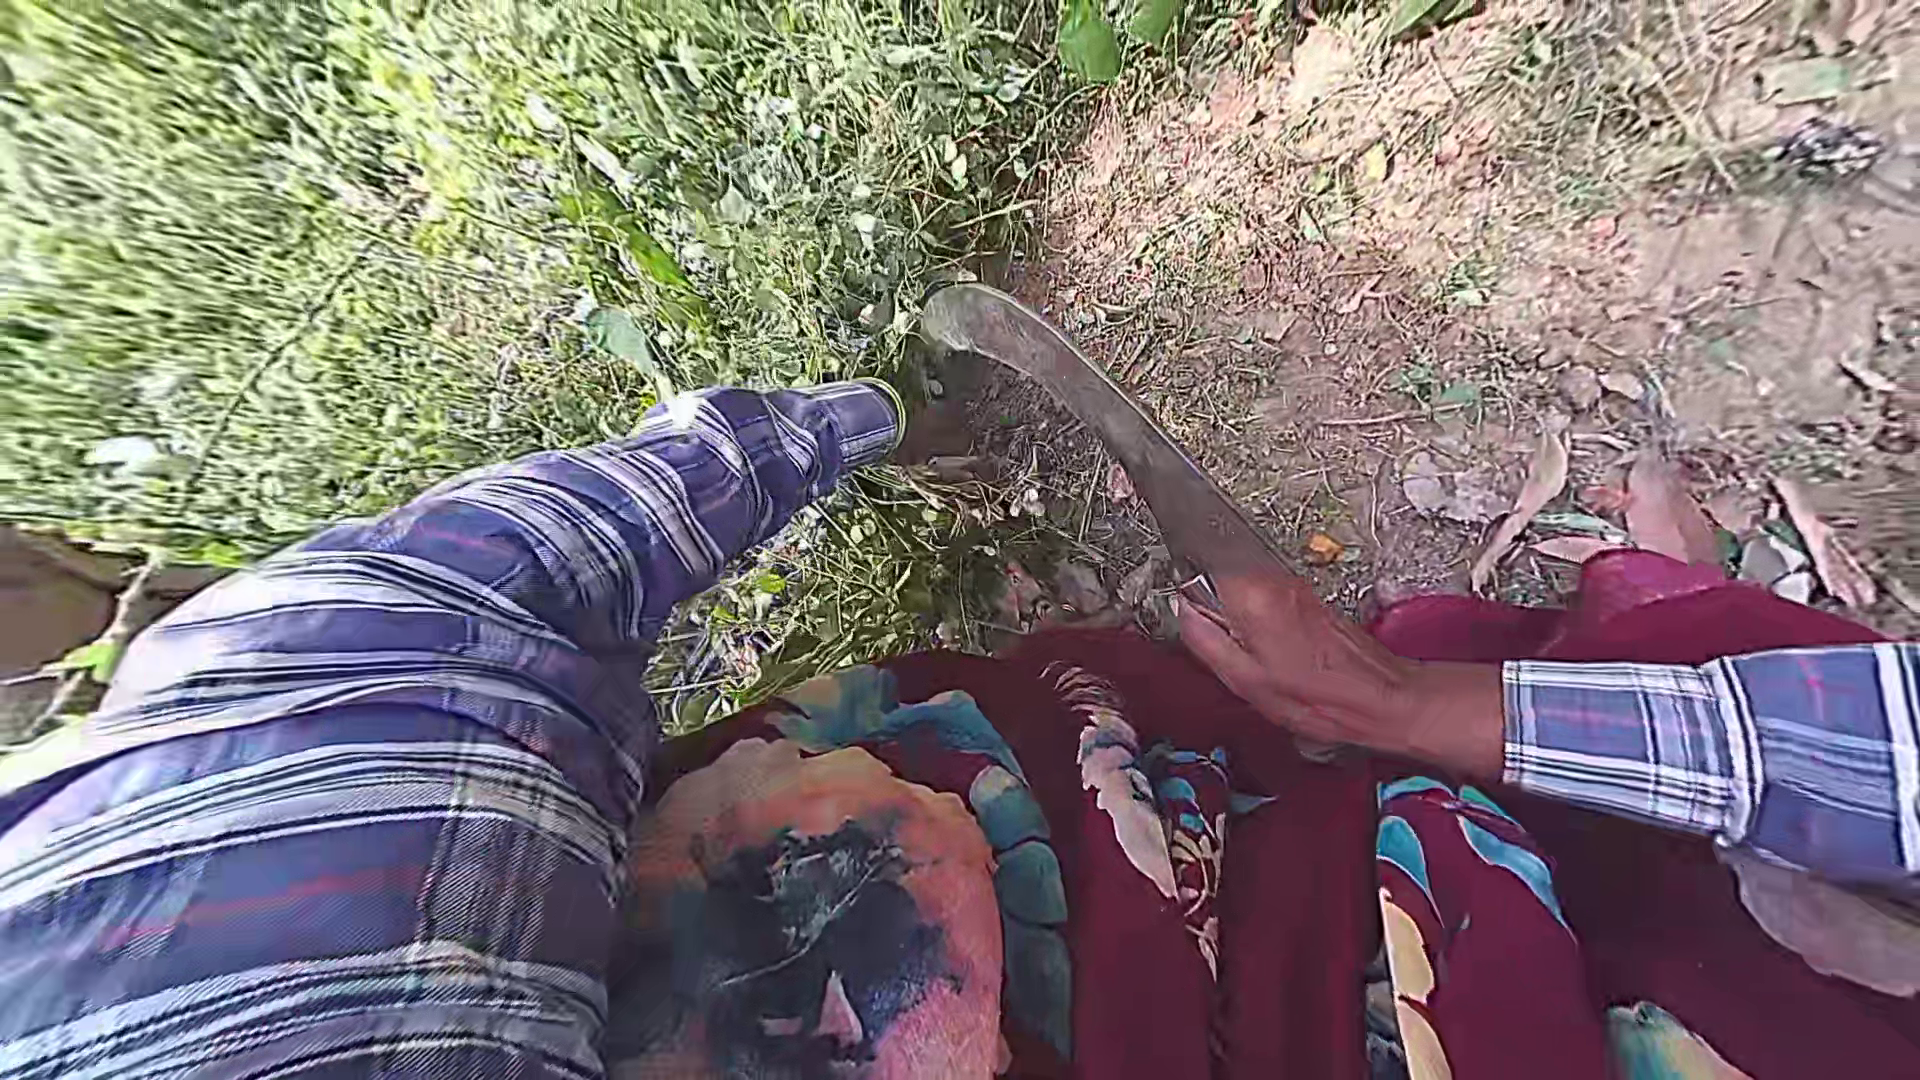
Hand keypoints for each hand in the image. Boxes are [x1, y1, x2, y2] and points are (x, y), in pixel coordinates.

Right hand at [1175, 572, 1504, 777]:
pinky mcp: (1302, 594)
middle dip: (1213, 609)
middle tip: (1229, 646)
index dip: (1191, 603)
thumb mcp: (1243, 679)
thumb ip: (1203, 639)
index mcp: (1251, 598)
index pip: (1197, 576)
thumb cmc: (1319, 697)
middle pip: (1217, 579)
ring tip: (1255, 650)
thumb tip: (1182, 612)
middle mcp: (1271, 581)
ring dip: (1235, 614)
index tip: (1200, 627)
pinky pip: (1259, 597)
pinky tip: (1272, 647)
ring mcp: (1290, 585)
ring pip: (1238, 588)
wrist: (1381, 698)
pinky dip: (1256, 618)